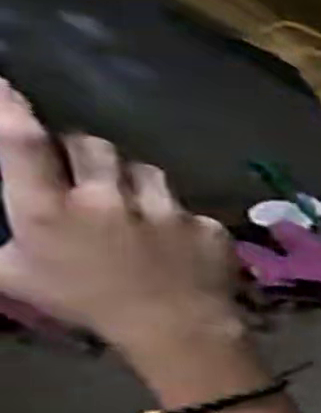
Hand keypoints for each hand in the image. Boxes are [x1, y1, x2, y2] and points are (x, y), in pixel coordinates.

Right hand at [0, 77, 240, 358]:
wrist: (178, 326)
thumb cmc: (88, 302)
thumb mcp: (13, 271)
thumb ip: (4, 236)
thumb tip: (10, 228)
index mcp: (46, 208)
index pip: (21, 143)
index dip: (9, 108)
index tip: (5, 86)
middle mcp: (106, 200)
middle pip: (93, 145)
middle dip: (83, 149)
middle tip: (83, 167)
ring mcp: (165, 211)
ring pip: (145, 171)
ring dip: (133, 180)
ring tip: (133, 206)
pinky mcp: (208, 225)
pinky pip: (189, 209)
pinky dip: (179, 219)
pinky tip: (177, 243)